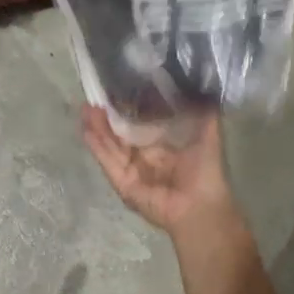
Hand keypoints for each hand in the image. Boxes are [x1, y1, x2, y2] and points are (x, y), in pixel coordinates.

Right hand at [80, 105, 235, 236]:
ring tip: (85, 109)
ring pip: (110, 146)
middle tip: (94, 97)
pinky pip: (107, 162)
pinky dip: (96, 147)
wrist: (199, 206)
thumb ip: (205, 114)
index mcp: (162, 147)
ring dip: (97, 128)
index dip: (128, 110)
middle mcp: (144, 158)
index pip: (139, 125)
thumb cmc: (205, 172)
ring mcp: (131, 171)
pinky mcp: (122, 183)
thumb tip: (204, 87)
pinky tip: (87, 131)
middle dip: (106, 118)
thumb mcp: (208, 136)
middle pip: (120, 135)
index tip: (117, 91)